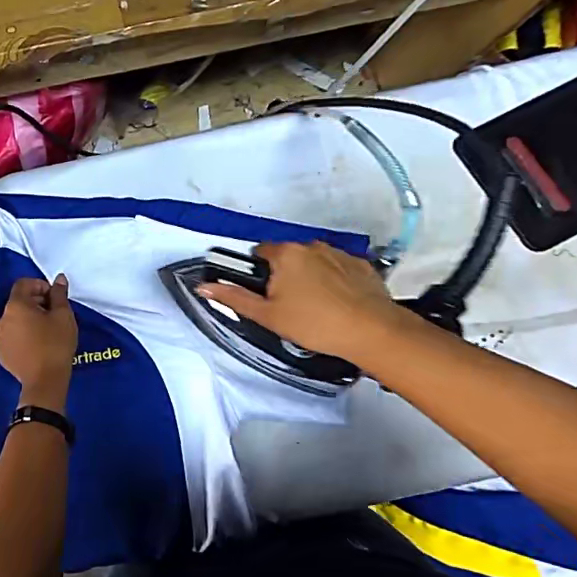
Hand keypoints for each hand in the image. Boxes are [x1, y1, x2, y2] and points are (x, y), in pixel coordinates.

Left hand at [0, 275, 77, 408]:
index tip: (54, 298)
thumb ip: (59, 294)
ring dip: (27, 318)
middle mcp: (2, 318)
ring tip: (45, 329)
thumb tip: (58, 279)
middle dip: (35, 302)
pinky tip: (31, 342)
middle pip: (18, 301)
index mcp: (15, 305)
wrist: (45, 381)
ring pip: (14, 318)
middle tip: (54, 313)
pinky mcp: (0, 352)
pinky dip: (19, 333)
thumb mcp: (63, 315)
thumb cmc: (56, 344)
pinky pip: (9, 335)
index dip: (40, 286)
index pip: (24, 284)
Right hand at [197, 241, 412, 363]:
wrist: (372, 331)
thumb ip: (234, 297)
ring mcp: (339, 253)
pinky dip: (335, 280)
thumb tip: (203, 286)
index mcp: (285, 253)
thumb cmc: (315, 324)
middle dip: (285, 275)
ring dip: (311, 276)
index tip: (266, 295)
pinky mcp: (362, 265)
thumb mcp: (268, 315)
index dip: (259, 273)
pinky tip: (338, 303)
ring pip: (314, 261)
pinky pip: (339, 268)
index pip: (260, 252)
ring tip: (316, 307)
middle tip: (289, 305)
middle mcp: (311, 245)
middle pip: (288, 256)